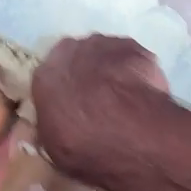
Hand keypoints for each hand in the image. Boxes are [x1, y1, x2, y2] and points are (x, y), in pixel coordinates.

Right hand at [30, 35, 168, 172]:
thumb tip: (57, 121)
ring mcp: (104, 45)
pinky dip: (138, 70)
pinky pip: (133, 58)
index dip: (64, 91)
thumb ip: (53, 122)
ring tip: (126, 98)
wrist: (128, 132)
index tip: (73, 105)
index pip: (50, 78)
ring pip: (105, 54)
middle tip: (100, 101)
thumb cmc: (83, 145)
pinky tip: (145, 92)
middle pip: (77, 58)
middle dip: (88, 75)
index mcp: (45, 76)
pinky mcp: (134, 47)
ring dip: (113, 70)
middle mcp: (70, 51)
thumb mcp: (53, 145)